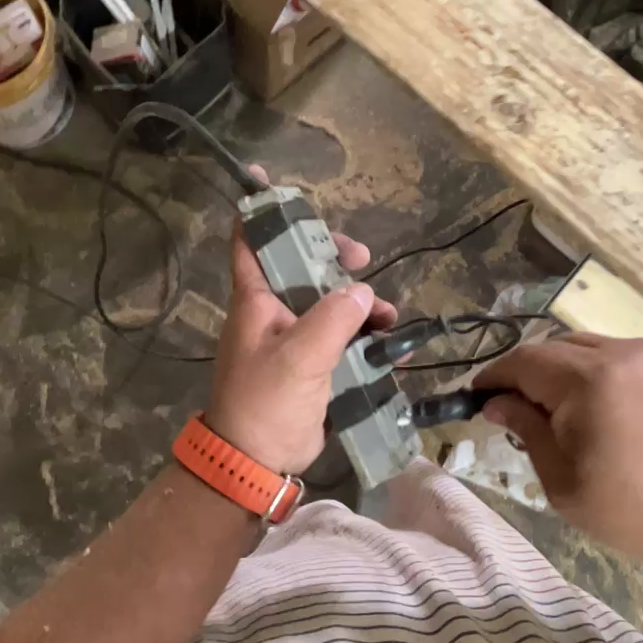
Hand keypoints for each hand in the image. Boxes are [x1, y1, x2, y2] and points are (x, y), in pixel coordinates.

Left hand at [204, 170, 396, 476]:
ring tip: (389, 319)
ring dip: (361, 305)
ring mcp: (294, 339)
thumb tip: (361, 291)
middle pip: (304, 266)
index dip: (258, 210)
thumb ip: (333, 319)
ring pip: (331, 303)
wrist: (256, 463)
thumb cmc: (265, 404)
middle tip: (362, 260)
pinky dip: (367, 338)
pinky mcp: (313, 365)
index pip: (250, 243)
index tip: (268, 179)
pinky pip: (343, 338)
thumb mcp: (299, 357)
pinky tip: (392, 348)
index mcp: (256, 301)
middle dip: (335, 259)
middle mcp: (274, 312)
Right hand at [474, 333, 642, 584]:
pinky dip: (600, 376)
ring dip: (564, 373)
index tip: (475, 400)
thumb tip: (497, 404)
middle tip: (515, 412)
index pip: (522, 361)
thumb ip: (528, 432)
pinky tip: (606, 415)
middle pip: (555, 348)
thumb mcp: (567, 484)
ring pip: (590, 350)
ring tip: (561, 415)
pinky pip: (625, 360)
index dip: (493, 378)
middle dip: (527, 375)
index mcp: (590, 380)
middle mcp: (625, 353)